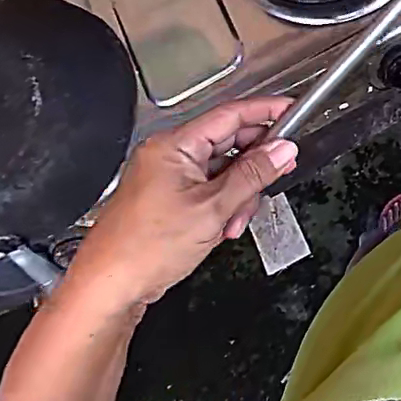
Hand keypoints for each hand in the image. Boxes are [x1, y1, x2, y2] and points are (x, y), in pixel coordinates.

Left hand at [60, 97, 297, 312]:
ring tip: (236, 219)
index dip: (266, 110)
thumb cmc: (143, 250)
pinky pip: (210, 187)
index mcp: (175, 145)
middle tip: (280, 170)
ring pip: (223, 168)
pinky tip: (225, 225)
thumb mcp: (213, 208)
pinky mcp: (170, 196)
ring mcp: (169, 175)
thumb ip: (253, 174)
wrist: (109, 290)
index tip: (291, 110)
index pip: (231, 114)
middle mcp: (169, 154)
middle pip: (229, 141)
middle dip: (255, 164)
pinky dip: (225, 203)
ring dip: (240, 191)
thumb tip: (282, 150)